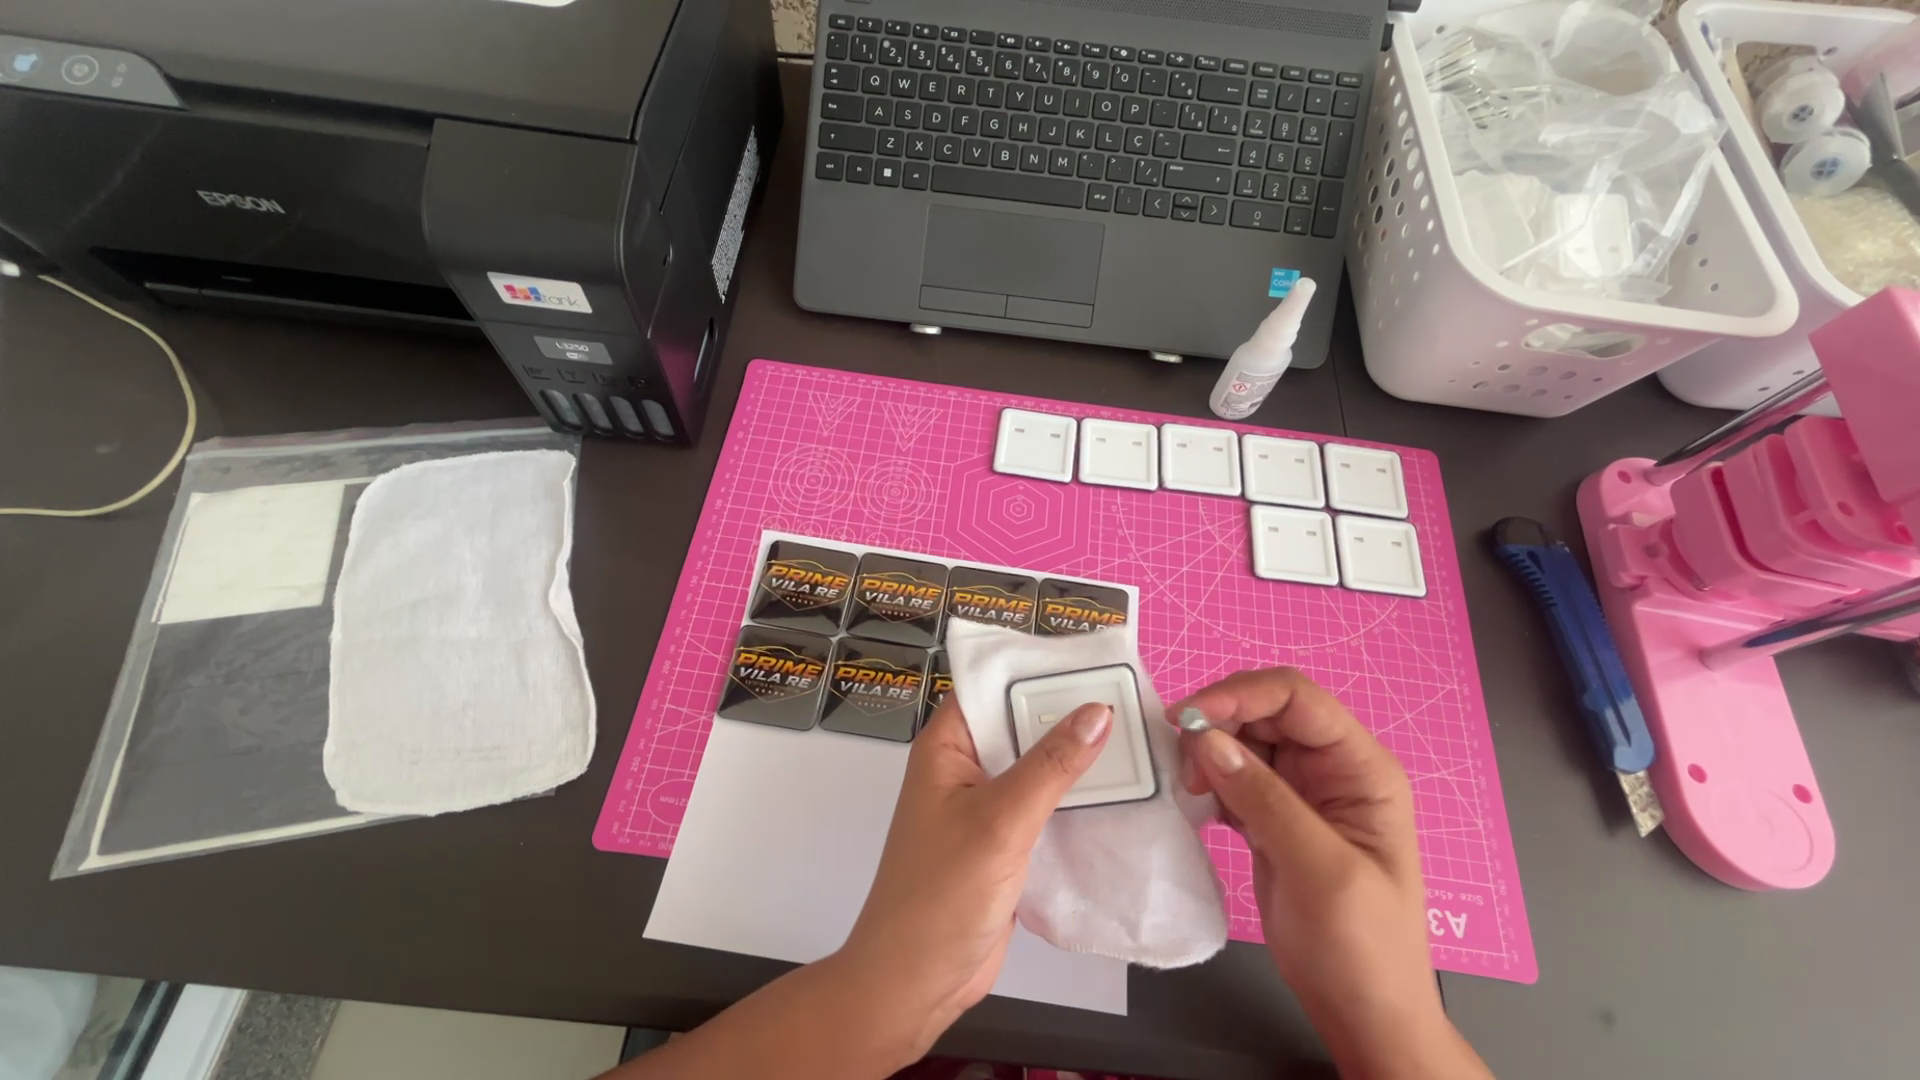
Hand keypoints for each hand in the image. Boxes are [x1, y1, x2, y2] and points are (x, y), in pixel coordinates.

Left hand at [835, 697, 1112, 1064]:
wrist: (917, 983)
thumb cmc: (942, 894)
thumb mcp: (1000, 820)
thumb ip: (1050, 766)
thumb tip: (1098, 711)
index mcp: (946, 747)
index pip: (990, 688)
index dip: (1035, 670)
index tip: (1091, 660)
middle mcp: (964, 768)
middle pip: (1019, 725)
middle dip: (1067, 713)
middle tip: (1131, 696)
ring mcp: (985, 806)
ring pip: (1037, 766)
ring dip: (1077, 758)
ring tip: (1137, 737)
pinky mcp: (1005, 841)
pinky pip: (1044, 805)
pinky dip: (1076, 797)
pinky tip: (1121, 791)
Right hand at [1175, 668, 1489, 1079]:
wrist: (1360, 1012)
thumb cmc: (1361, 945)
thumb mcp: (1319, 869)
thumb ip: (1264, 799)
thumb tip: (1204, 739)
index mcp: (1360, 767)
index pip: (1297, 698)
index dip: (1240, 694)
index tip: (1187, 717)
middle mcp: (1329, 768)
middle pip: (1264, 712)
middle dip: (1217, 723)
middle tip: (1179, 759)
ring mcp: (1299, 792)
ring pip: (1241, 741)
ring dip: (1207, 752)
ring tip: (1187, 787)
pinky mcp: (1271, 816)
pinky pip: (1232, 775)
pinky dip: (1207, 779)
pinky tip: (1195, 803)